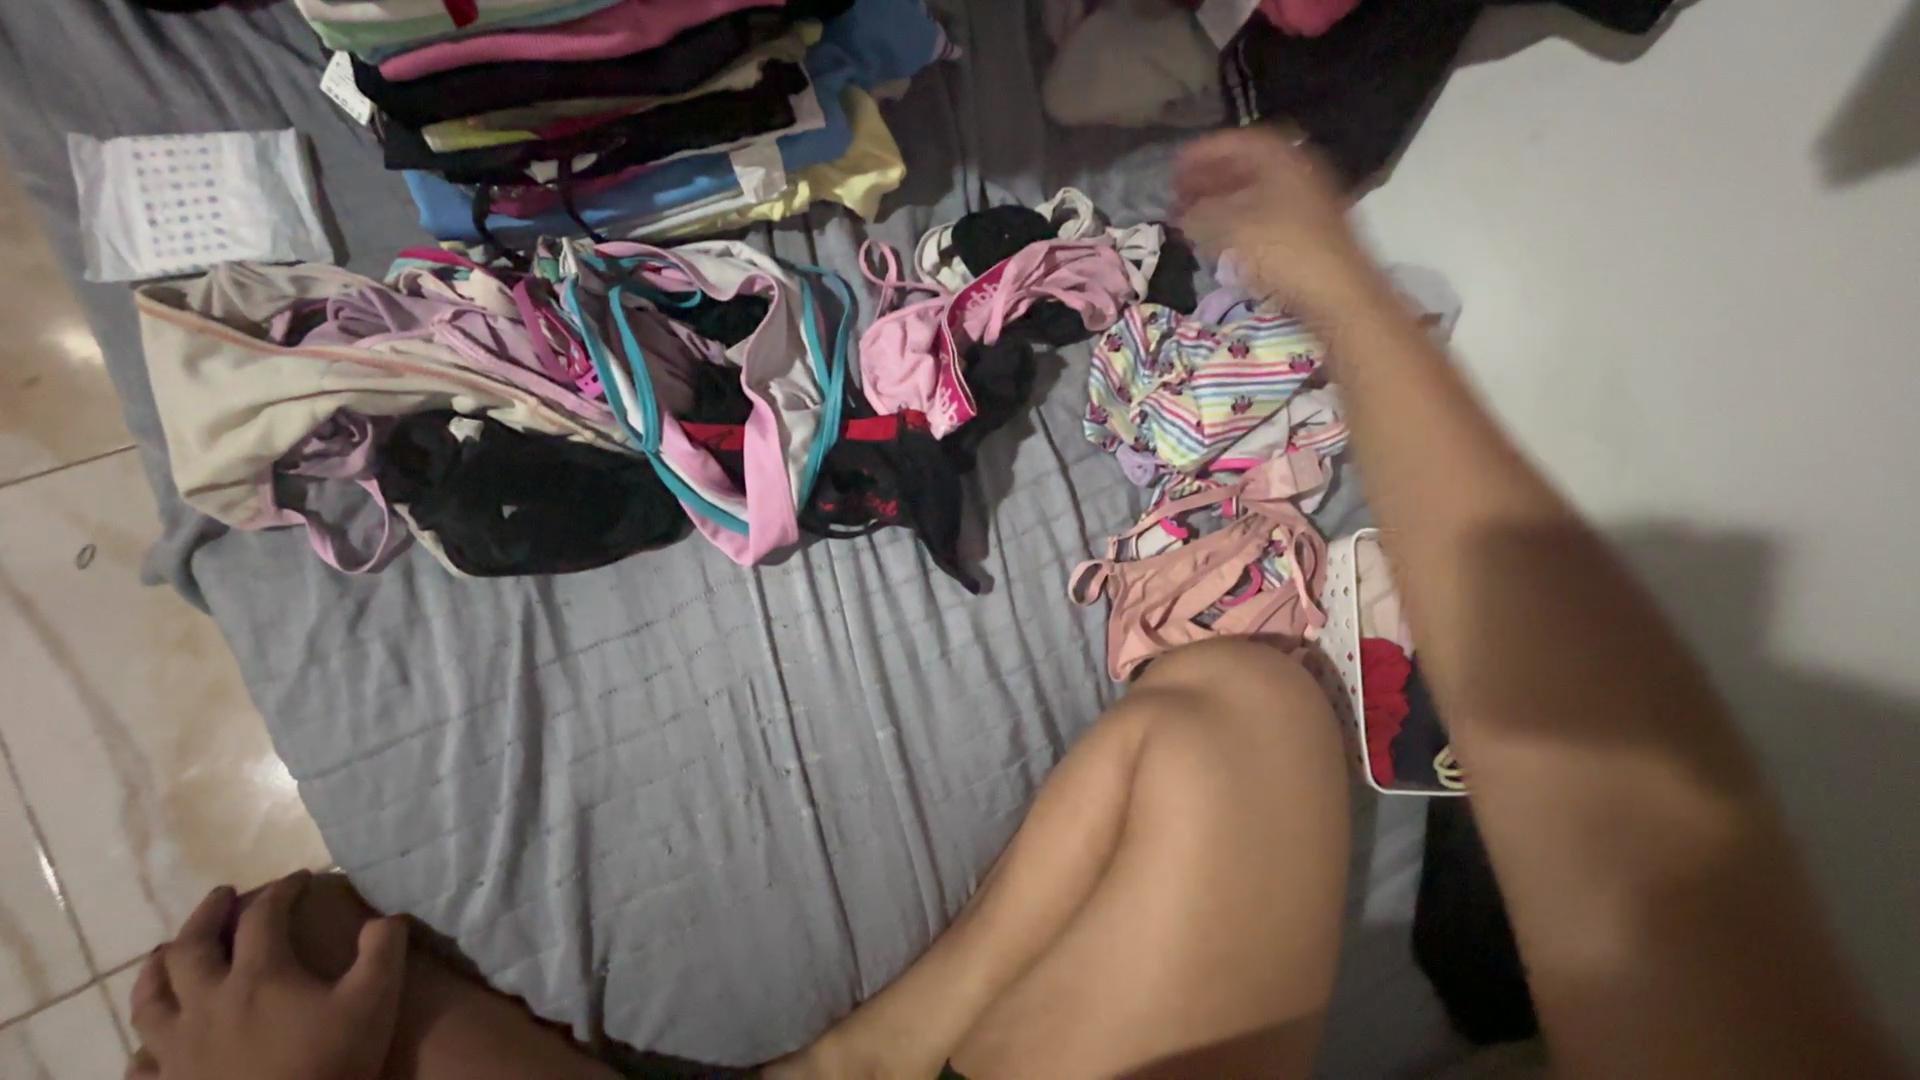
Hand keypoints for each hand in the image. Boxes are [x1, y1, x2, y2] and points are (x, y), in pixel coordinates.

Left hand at [128, 871, 408, 1079]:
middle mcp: (208, 1003)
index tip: (301, 878)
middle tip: (223, 894)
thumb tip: (383, 918)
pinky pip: (140, 1062)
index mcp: (259, 976)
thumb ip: (384, 947)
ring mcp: (178, 1050)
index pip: (263, 916)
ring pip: (149, 1000)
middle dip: (207, 914)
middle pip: (191, 949)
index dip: (282, 890)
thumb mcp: (376, 996)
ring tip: (167, 952)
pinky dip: (145, 1041)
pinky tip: (152, 1041)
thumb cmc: (333, 1059)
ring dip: (158, 968)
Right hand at [1175, 127, 1386, 322]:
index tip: (1176, 166)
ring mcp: (1304, 203)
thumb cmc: (1283, 249)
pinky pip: (1262, 216)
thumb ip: (1199, 215)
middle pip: (1246, 167)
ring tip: (1192, 217)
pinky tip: (1219, 239)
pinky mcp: (1304, 233)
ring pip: (1254, 194)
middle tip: (1179, 192)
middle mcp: (1296, 173)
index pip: (1237, 142)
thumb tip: (1182, 215)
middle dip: (1209, 178)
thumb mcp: (1231, 227)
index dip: (1203, 152)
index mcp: (1282, 159)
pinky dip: (1237, 222)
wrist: (1334, 290)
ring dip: (1220, 202)